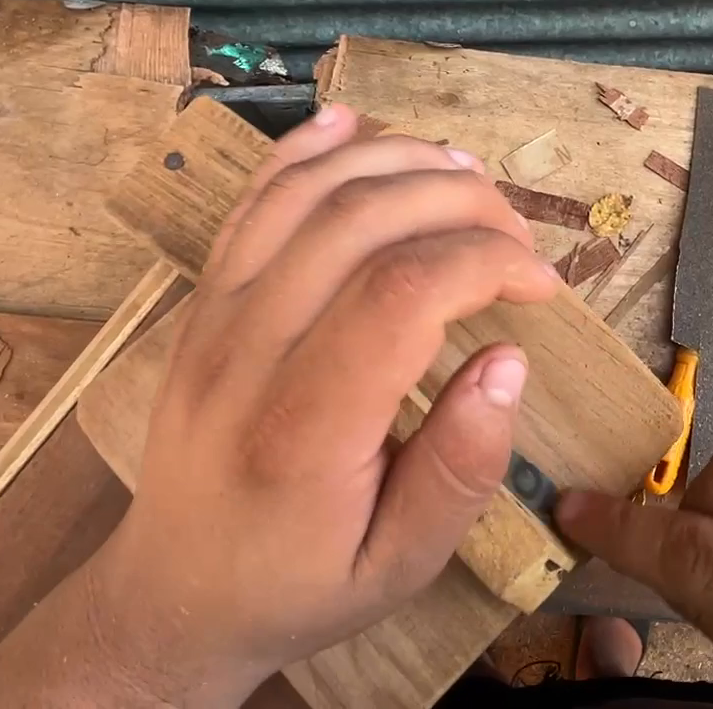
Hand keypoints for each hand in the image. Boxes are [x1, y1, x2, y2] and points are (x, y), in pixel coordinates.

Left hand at [83, 103, 561, 703]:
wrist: (171, 589)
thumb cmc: (296, 583)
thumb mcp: (399, 565)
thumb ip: (461, 469)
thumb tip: (509, 360)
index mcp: (303, 427)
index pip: (402, 293)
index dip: (487, 262)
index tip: (540, 284)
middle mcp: (247, 349)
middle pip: (361, 220)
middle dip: (461, 203)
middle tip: (517, 234)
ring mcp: (215, 310)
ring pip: (310, 190)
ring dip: (399, 159)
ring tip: (467, 174)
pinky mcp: (205, 293)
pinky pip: (254, 197)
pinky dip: (307, 147)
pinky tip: (353, 122)